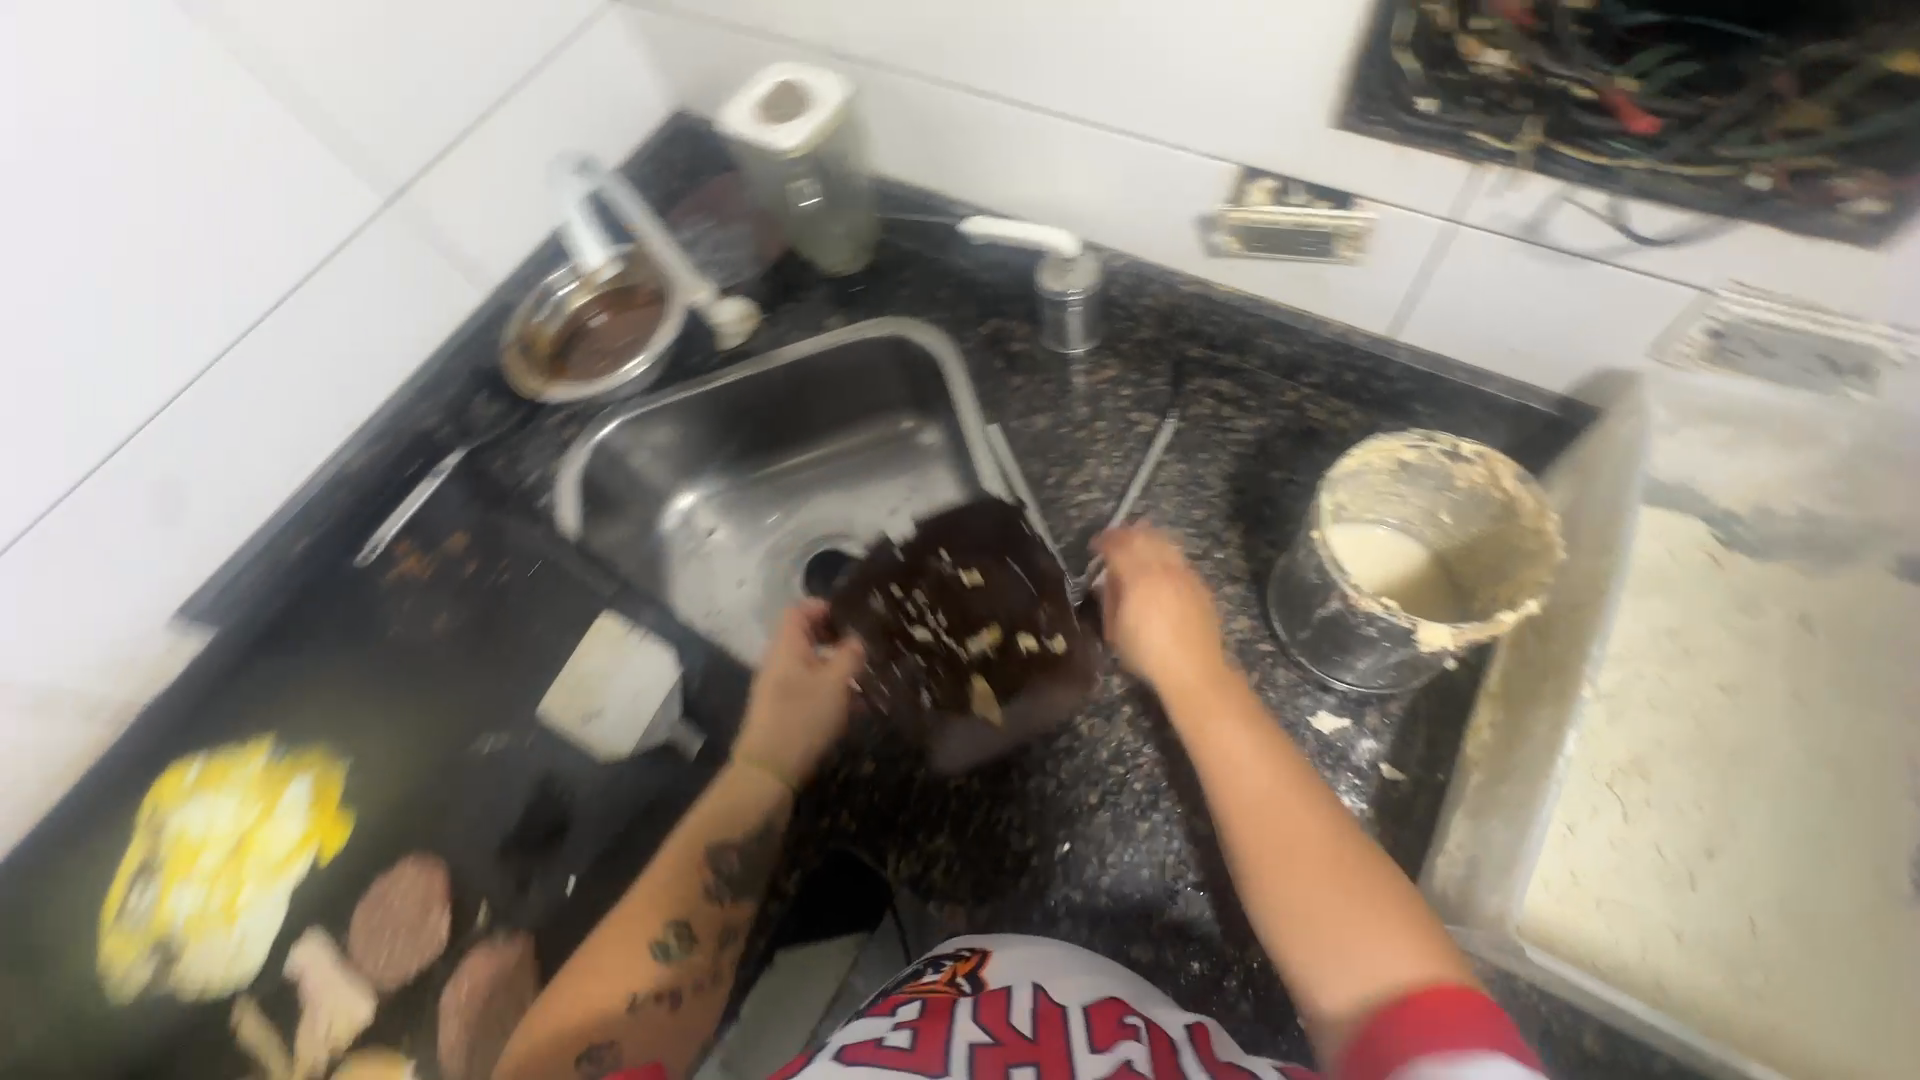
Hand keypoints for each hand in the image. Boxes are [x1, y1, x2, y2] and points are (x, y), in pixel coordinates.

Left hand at [732, 600, 865, 788]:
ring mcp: (779, 688)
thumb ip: (850, 655)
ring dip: (838, 669)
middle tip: (866, 647)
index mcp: (787, 647)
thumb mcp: (835, 683)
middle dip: (836, 639)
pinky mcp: (784, 711)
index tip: (852, 617)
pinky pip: (810, 690)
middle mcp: (779, 662)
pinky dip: (832, 692)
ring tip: (867, 679)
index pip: (799, 610)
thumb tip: (857, 638)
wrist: (768, 772)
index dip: (824, 607)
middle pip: (806, 637)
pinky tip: (856, 708)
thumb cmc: (802, 718)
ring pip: (812, 666)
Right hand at [1092, 525, 1232, 695]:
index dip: (1104, 541)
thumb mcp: (1115, 630)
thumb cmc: (1147, 654)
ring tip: (1137, 544)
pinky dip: (1165, 553)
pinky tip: (1160, 565)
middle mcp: (1164, 569)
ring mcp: (1185, 574)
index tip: (1095, 546)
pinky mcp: (1200, 584)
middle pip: (1143, 537)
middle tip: (1113, 540)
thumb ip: (1110, 598)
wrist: (1194, 670)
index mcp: (1139, 578)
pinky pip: (1179, 558)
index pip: (1118, 546)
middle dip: (1125, 534)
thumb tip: (1108, 580)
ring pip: (1165, 542)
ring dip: (1147, 538)